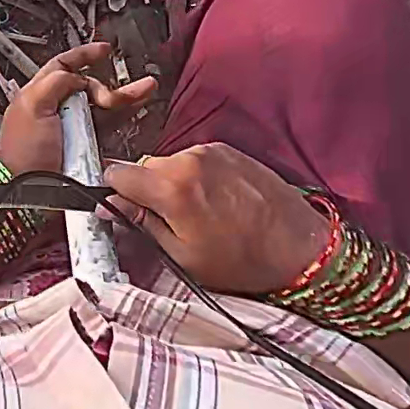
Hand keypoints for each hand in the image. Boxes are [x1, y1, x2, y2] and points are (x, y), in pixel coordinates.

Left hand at [0, 43, 156, 175]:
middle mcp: (58, 110)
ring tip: (146, 89)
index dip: (83, 55)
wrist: (31, 193)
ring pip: (104, 106)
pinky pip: (109, 127)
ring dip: (126, 96)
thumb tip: (78, 77)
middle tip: (114, 97)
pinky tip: (137, 108)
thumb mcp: (32, 106)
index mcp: (39, 95)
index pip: (63, 66)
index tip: (104, 49)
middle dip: (110, 84)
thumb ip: (56, 82)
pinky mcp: (88, 148)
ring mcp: (74, 129)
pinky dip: (124, 117)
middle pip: (89, 87)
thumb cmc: (23, 153)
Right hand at [104, 142, 332, 295]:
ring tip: (197, 210)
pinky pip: (193, 158)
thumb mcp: (181, 255)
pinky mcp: (225, 148)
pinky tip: (214, 198)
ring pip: (168, 162)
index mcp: (171, 188)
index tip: (121, 205)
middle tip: (167, 217)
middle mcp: (186, 159)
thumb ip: (141, 223)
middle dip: (146, 188)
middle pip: (143, 166)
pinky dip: (194, 175)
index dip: (114, 191)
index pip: (117, 173)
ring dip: (172, 181)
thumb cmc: (241, 260)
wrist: (299, 247)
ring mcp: (208, 150)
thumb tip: (110, 206)